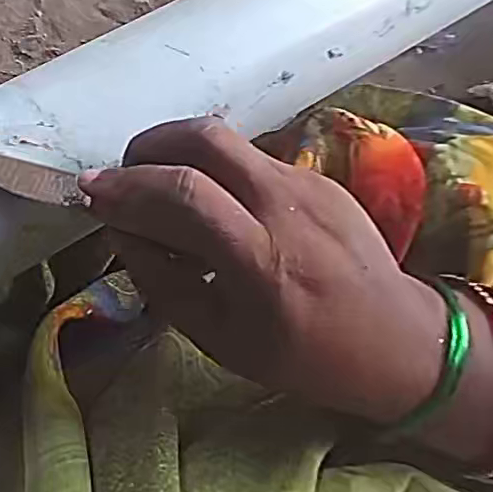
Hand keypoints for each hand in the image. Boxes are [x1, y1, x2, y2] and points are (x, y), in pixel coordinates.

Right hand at [79, 117, 446, 423]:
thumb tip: (118, 226)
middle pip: (204, 139)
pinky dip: (209, 167)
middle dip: (147, 145)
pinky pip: (246, 155)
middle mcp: (286, 207)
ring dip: (173, 147)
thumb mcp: (217, 337)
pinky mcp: (315, 173)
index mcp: (263, 262)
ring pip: (224, 137)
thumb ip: (160, 278)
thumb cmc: (302, 355)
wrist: (401, 342)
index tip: (90, 190)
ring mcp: (306, 182)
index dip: (128, 185)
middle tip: (126, 174)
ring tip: (157, 181)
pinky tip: (211, 201)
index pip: (185, 194)